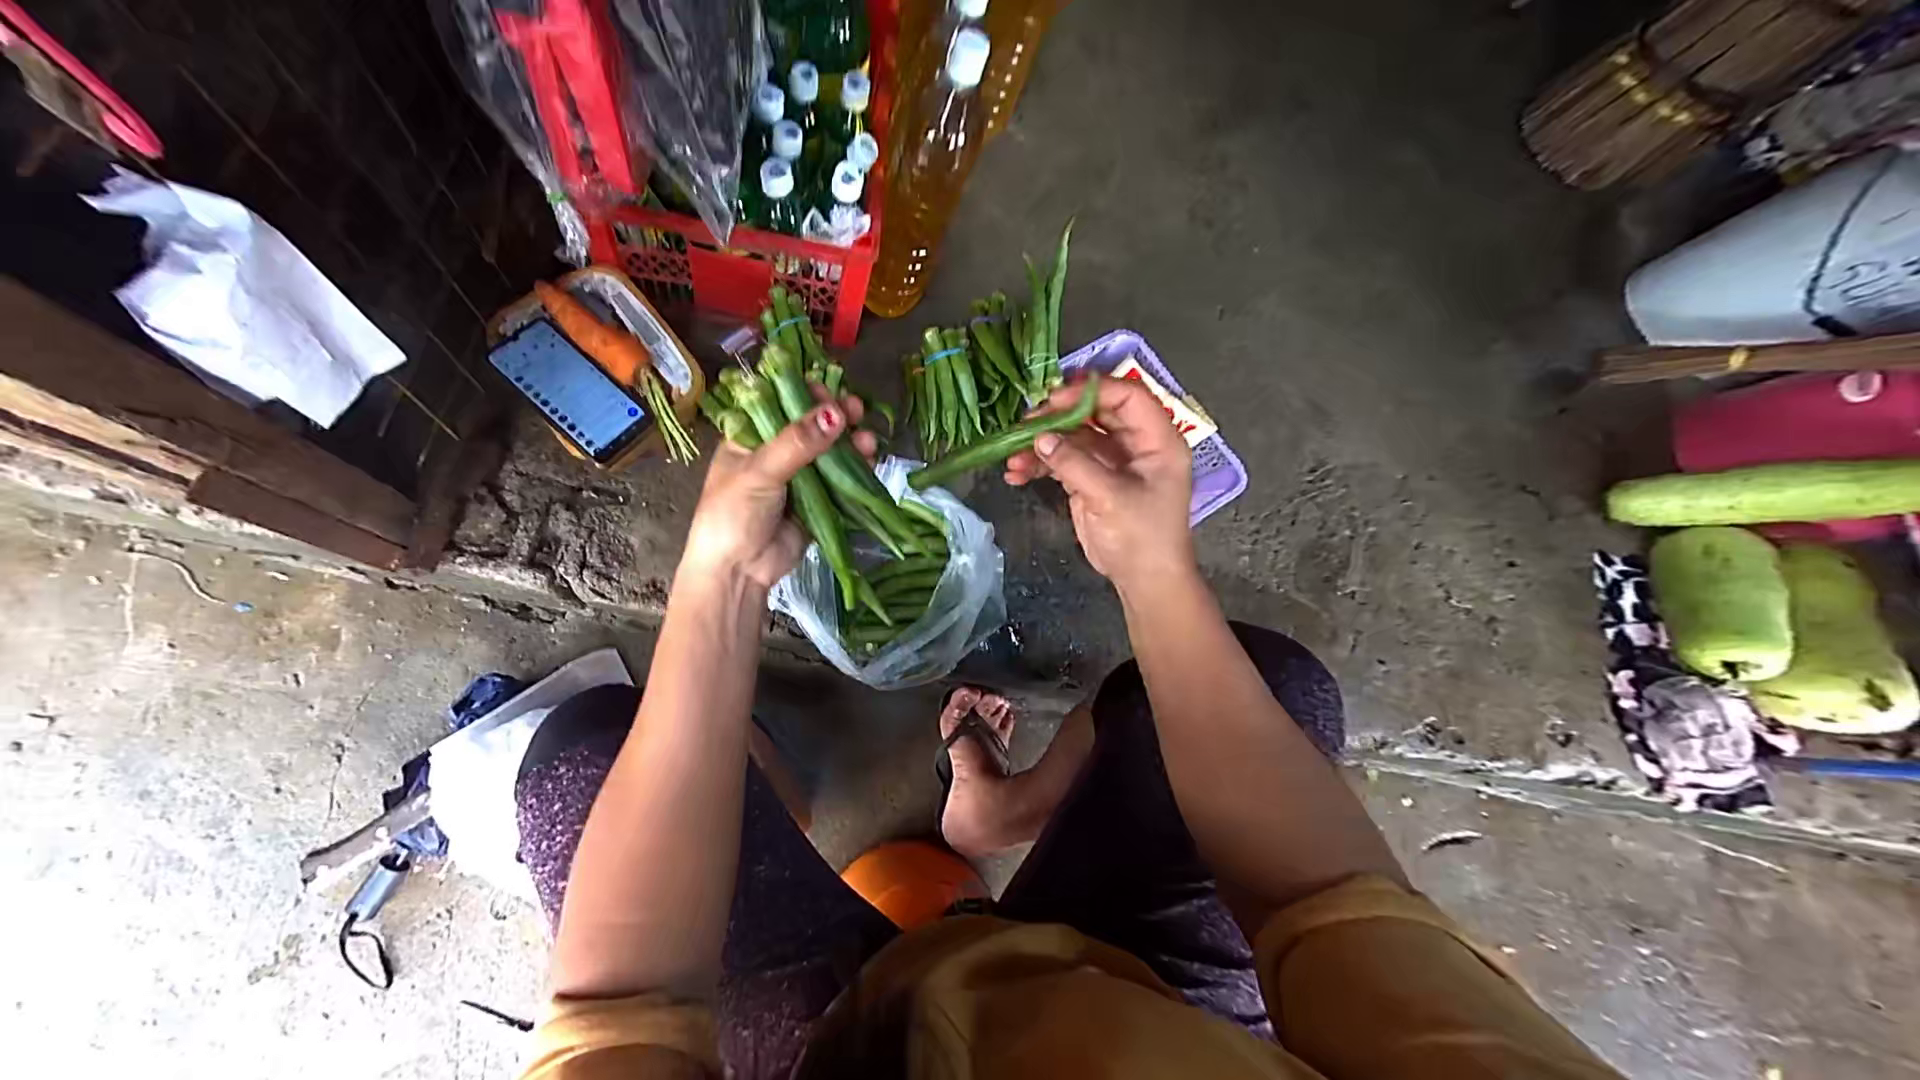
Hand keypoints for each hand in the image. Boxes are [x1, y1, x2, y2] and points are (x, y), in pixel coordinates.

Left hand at [680, 387, 878, 592]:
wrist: (738, 572)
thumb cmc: (733, 515)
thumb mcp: (760, 472)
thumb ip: (798, 442)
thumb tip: (836, 413)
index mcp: (751, 437)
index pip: (781, 402)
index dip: (806, 393)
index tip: (827, 391)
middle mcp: (777, 452)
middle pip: (812, 424)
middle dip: (836, 415)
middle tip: (856, 409)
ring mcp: (800, 476)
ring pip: (831, 450)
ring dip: (851, 440)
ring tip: (867, 439)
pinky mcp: (820, 499)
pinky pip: (842, 477)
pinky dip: (858, 466)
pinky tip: (871, 457)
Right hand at [1004, 378, 1194, 593]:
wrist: (1143, 580)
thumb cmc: (1142, 537)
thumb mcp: (1111, 498)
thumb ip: (1075, 464)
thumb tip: (1040, 438)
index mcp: (1157, 440)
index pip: (1127, 396)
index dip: (1091, 391)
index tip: (1054, 398)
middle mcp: (1135, 444)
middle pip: (1094, 413)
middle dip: (1058, 416)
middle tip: (1026, 423)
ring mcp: (1110, 461)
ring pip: (1073, 437)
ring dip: (1041, 444)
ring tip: (1013, 456)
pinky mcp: (1090, 479)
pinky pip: (1062, 461)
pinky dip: (1039, 465)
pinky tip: (1017, 473)